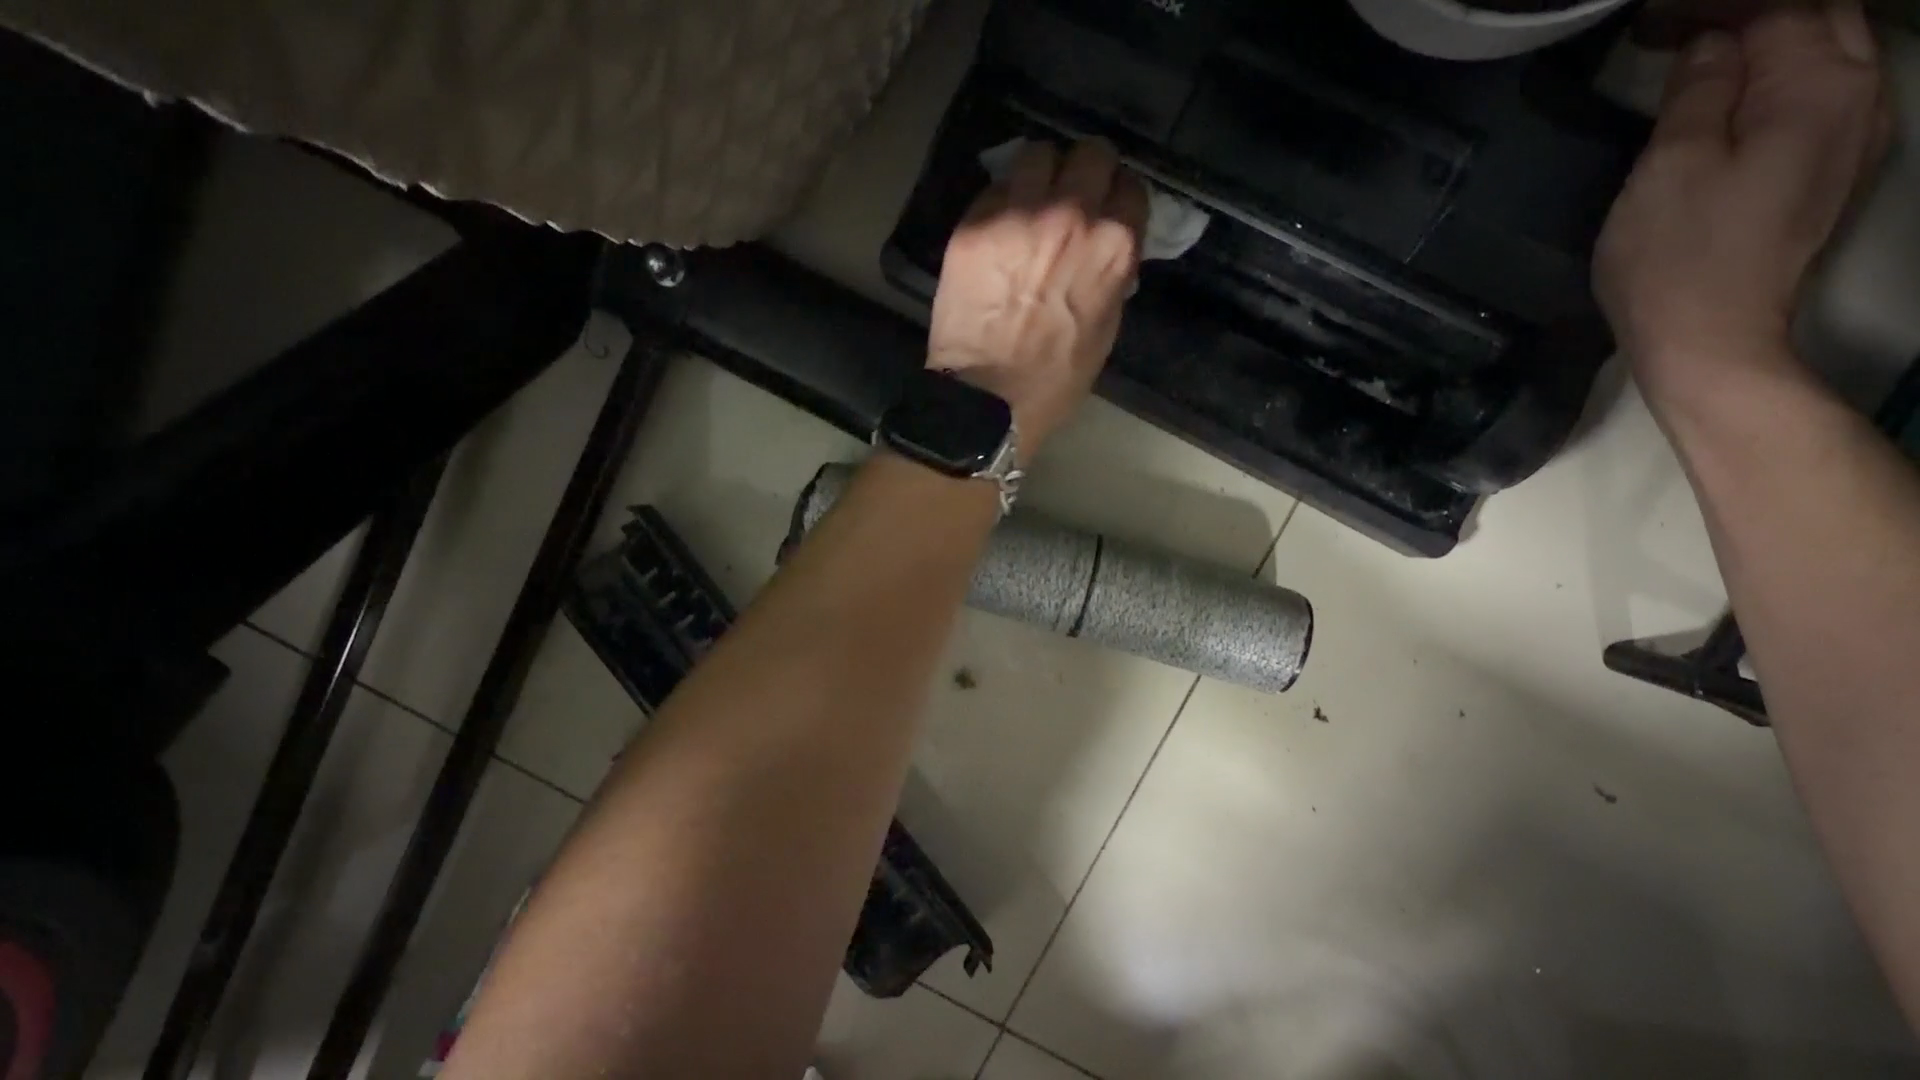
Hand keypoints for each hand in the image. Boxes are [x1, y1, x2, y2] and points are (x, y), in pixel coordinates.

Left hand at [926, 138, 1149, 458]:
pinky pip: (995, 189)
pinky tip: (998, 231)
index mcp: (1115, 244)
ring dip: (1040, 173)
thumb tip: (1107, 249)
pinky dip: (1001, 202)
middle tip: (1072, 194)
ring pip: (1037, 154)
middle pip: (1090, 152)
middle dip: (1085, 170)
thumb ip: (1112, 272)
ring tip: (1031, 199)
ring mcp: (1018, 214)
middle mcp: (1071, 214)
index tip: (1107, 210)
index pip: (1130, 186)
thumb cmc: (1056, 377)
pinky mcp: (974, 224)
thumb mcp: (1106, 325)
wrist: (986, 397)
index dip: (1118, 197)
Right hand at [1594, 0, 1890, 396]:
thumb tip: (1710, 46)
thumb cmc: (1676, 257)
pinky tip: (1735, 90)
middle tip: (1673, 29)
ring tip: (1697, 51)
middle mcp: (1860, 98)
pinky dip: (1778, 75)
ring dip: (1765, 40)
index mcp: (1820, 88)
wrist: (1709, 339)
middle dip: (1747, 14)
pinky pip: (1820, 91)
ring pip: (1826, 51)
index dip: (1710, 6)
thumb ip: (1697, 93)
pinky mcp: (1831, 170)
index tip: (1650, 21)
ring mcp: (1854, 136)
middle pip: (1819, 19)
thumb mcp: (1669, 166)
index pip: (1777, 9)